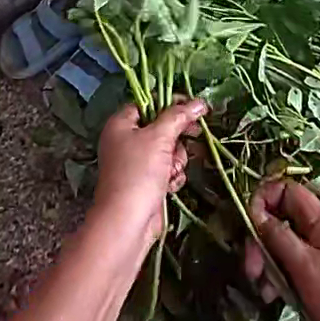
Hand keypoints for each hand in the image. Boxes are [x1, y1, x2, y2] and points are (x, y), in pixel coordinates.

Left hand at [93, 98, 205, 243]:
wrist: (128, 218)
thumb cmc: (138, 171)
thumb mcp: (159, 138)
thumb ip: (178, 117)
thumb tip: (198, 102)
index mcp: (121, 123)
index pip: (148, 102)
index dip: (171, 104)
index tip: (195, 108)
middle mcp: (125, 138)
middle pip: (160, 127)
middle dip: (177, 137)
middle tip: (195, 137)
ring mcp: (135, 160)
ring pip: (167, 149)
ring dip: (176, 159)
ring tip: (172, 170)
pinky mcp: (146, 180)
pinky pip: (166, 168)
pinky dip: (171, 175)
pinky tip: (170, 184)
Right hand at [244, 180, 319, 320]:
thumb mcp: (305, 266)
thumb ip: (276, 235)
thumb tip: (254, 211)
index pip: (285, 189)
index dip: (262, 199)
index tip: (248, 222)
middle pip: (278, 220)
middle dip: (259, 240)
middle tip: (251, 268)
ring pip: (281, 247)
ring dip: (266, 264)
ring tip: (262, 289)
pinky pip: (291, 269)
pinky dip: (278, 279)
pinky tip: (273, 297)